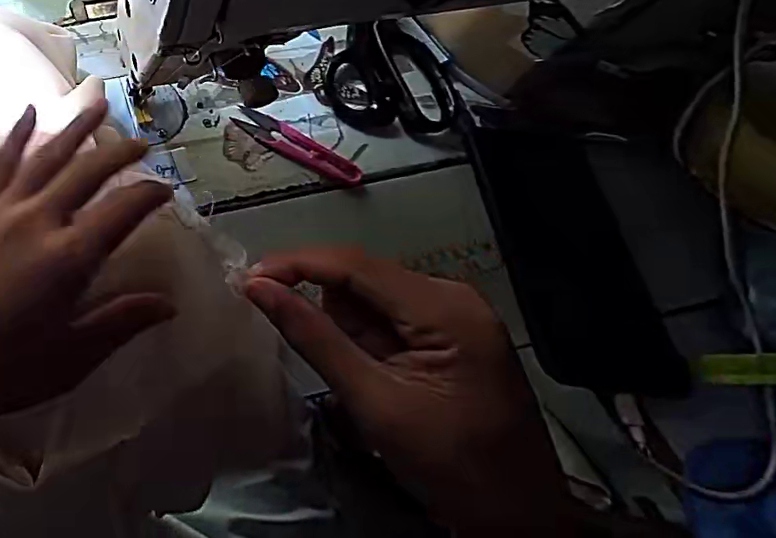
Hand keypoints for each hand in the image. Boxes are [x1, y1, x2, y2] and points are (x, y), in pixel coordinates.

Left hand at [0, 99, 177, 436]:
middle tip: (142, 142)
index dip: (149, 194)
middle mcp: (38, 219)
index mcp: (68, 257)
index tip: (166, 187)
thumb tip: (168, 303)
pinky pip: (0, 161)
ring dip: (76, 128)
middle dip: (120, 153)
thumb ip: (119, 323)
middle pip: (87, 172)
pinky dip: (18, 133)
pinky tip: (29, 112)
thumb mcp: (69, 358)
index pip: (122, 211)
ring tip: (97, 104)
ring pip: (47, 155)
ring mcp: (1, 208)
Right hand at [244, 247, 570, 533]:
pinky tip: (381, 374)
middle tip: (322, 354)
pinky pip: (387, 312)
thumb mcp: (376, 404)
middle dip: (332, 311)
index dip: (296, 264)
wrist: (524, 526)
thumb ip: (314, 338)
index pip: (354, 264)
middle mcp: (451, 294)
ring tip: (367, 380)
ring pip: (370, 294)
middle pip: (361, 277)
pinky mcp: (450, 326)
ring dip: (350, 328)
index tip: (251, 278)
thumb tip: (260, 288)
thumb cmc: (456, 471)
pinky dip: (369, 338)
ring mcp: (454, 309)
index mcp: (445, 308)